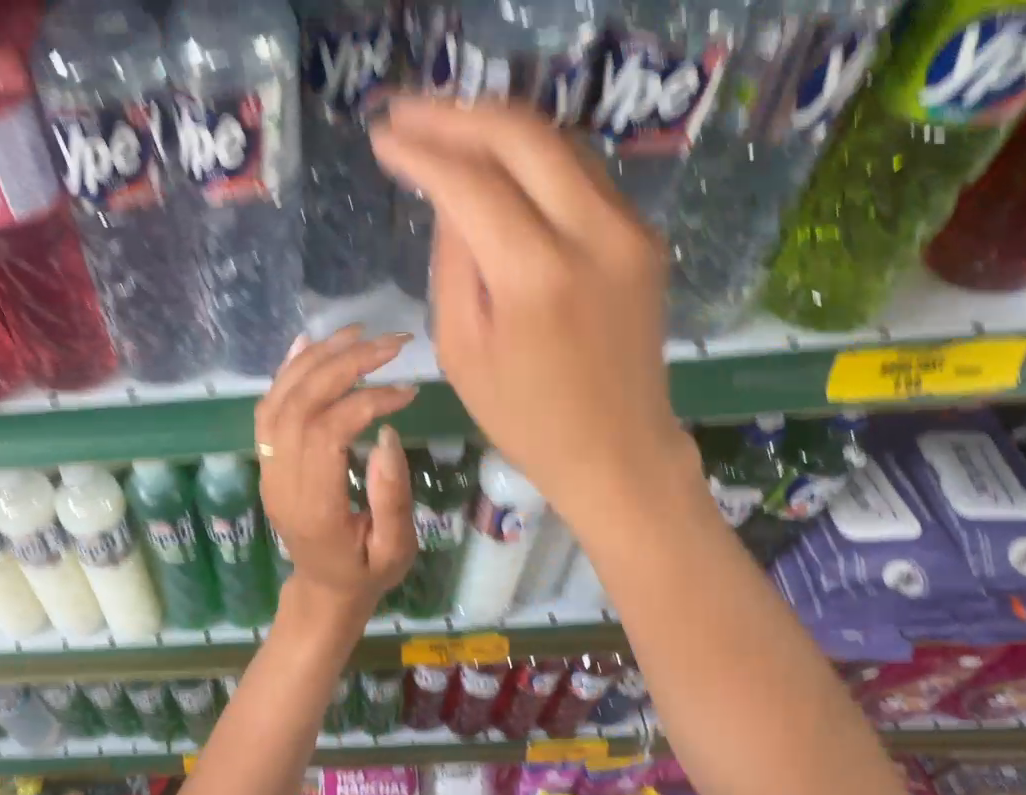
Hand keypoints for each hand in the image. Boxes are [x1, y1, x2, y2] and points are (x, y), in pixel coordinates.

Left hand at [255, 328, 417, 615]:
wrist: (323, 588)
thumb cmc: (366, 572)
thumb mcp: (394, 550)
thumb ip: (391, 499)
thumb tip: (388, 435)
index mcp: (315, 509)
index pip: (327, 435)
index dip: (365, 401)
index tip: (405, 390)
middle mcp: (281, 483)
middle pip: (299, 407)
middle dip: (344, 366)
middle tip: (390, 344)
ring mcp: (267, 470)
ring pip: (278, 401)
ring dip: (317, 360)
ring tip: (358, 333)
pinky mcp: (266, 461)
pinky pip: (266, 409)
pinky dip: (287, 372)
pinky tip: (311, 344)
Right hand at [370, 98, 697, 529]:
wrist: (616, 449)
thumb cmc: (523, 417)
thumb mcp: (461, 350)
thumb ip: (453, 264)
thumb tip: (449, 201)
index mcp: (536, 277)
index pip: (470, 183)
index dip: (421, 153)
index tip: (383, 140)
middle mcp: (593, 235)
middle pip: (522, 136)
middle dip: (456, 116)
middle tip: (406, 114)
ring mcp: (629, 229)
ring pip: (557, 144)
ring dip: (496, 128)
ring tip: (443, 127)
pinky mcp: (642, 236)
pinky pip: (580, 174)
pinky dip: (532, 158)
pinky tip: (496, 163)